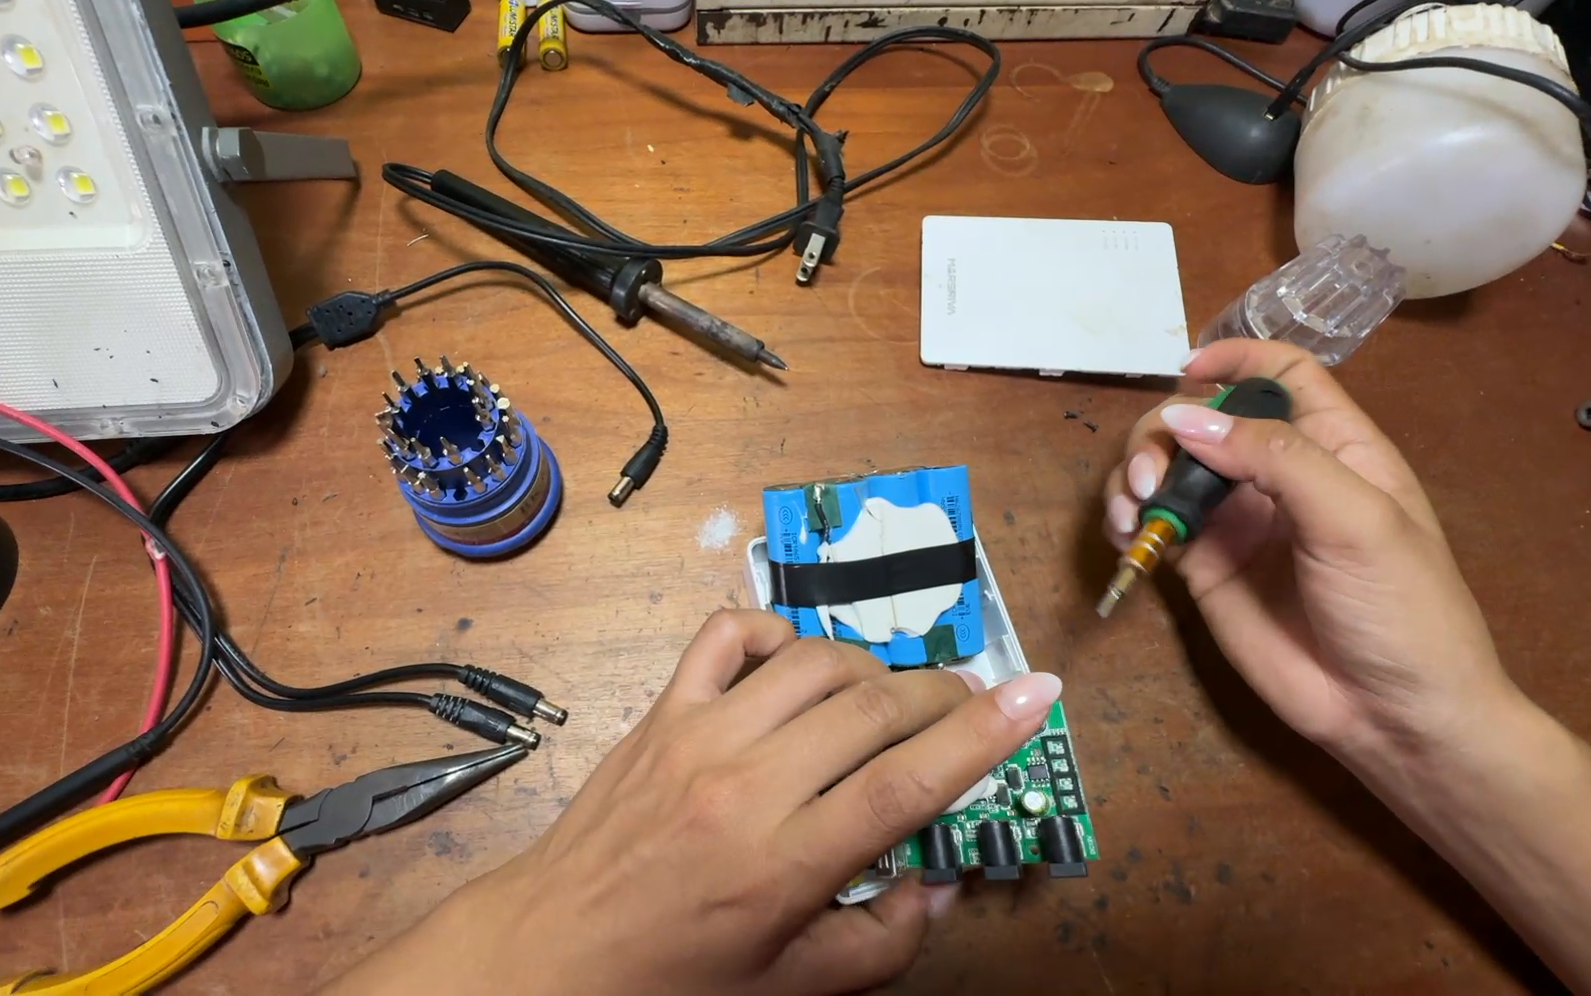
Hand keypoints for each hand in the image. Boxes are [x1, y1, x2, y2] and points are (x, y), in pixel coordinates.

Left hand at [327, 610, 1061, 995]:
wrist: (552, 946)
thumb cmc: (673, 977)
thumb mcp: (788, 990)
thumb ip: (880, 942)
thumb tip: (941, 877)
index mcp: (785, 860)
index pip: (908, 781)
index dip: (984, 733)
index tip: (1038, 690)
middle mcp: (747, 780)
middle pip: (870, 708)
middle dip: (938, 693)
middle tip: (965, 697)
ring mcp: (699, 729)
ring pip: (810, 661)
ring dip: (865, 667)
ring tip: (881, 695)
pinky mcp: (663, 706)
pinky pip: (725, 635)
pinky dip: (773, 631)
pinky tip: (791, 663)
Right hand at [1101, 340, 1517, 764]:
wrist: (1388, 713)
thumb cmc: (1399, 607)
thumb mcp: (1355, 519)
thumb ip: (1273, 458)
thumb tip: (1180, 418)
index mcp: (1330, 448)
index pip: (1280, 375)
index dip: (1235, 356)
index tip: (1185, 370)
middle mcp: (1272, 473)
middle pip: (1199, 417)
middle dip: (1161, 433)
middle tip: (1150, 476)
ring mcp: (1230, 517)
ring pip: (1163, 465)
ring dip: (1133, 473)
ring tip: (1133, 509)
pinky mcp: (1198, 560)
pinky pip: (1148, 520)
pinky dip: (1123, 516)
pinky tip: (1124, 533)